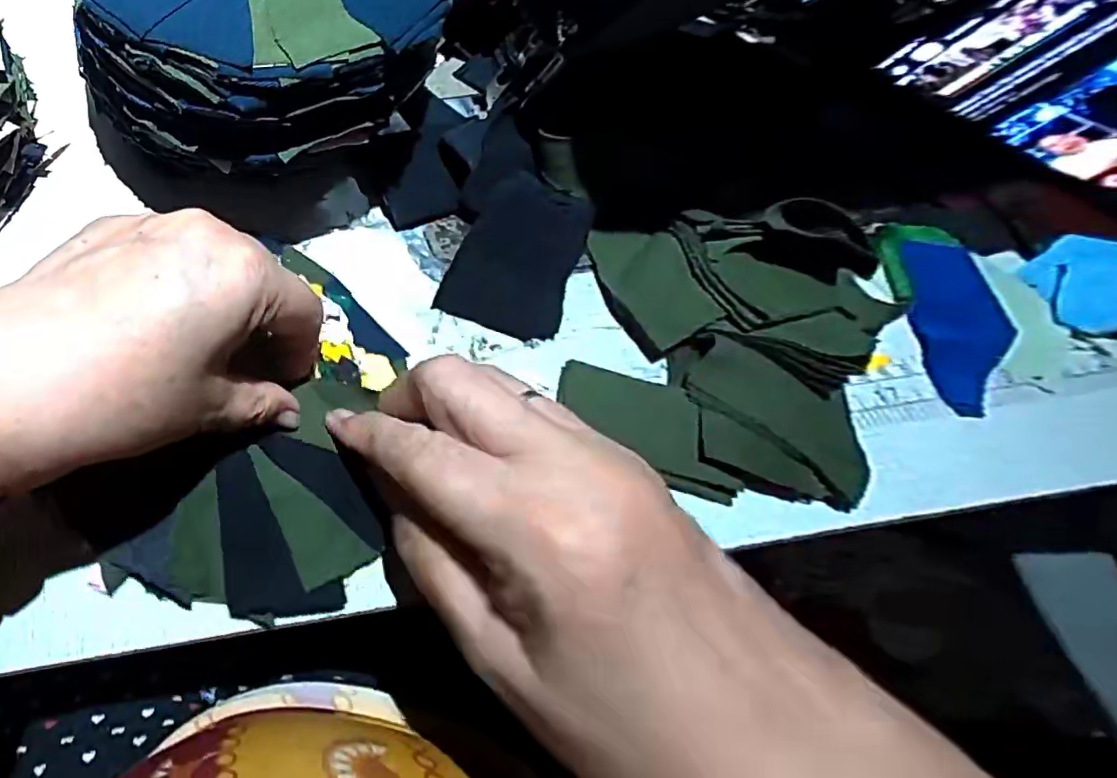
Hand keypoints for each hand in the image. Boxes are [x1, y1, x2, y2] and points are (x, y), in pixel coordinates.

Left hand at [0, 210, 320, 499]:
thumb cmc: (121, 398)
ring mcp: (153, 219)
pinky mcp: (108, 223)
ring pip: (212, 256)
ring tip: (185, 341)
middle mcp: (208, 228)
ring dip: (217, 297)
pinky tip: (137, 319)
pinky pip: (164, 248)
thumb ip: (258, 402)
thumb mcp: (202, 408)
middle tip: (234, 367)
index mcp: (244, 268)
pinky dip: (173, 279)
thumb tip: (286, 409)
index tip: (279, 384)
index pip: (304, 308)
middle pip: (260, 275)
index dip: (301, 353)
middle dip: (260, 322)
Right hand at [328, 358, 984, 777]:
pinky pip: (540, 407)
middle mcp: (570, 460)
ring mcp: (609, 449)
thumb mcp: (501, 664)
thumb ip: (429, 561)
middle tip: (387, 443)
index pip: (420, 447)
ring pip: (499, 380)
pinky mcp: (631, 456)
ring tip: (433, 453)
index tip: (334, 426)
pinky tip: (491, 466)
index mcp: (533, 523)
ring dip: (452, 403)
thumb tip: (391, 490)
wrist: (783, 742)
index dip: (367, 432)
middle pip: (459, 377)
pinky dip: (496, 418)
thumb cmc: (625, 730)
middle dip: (406, 397)